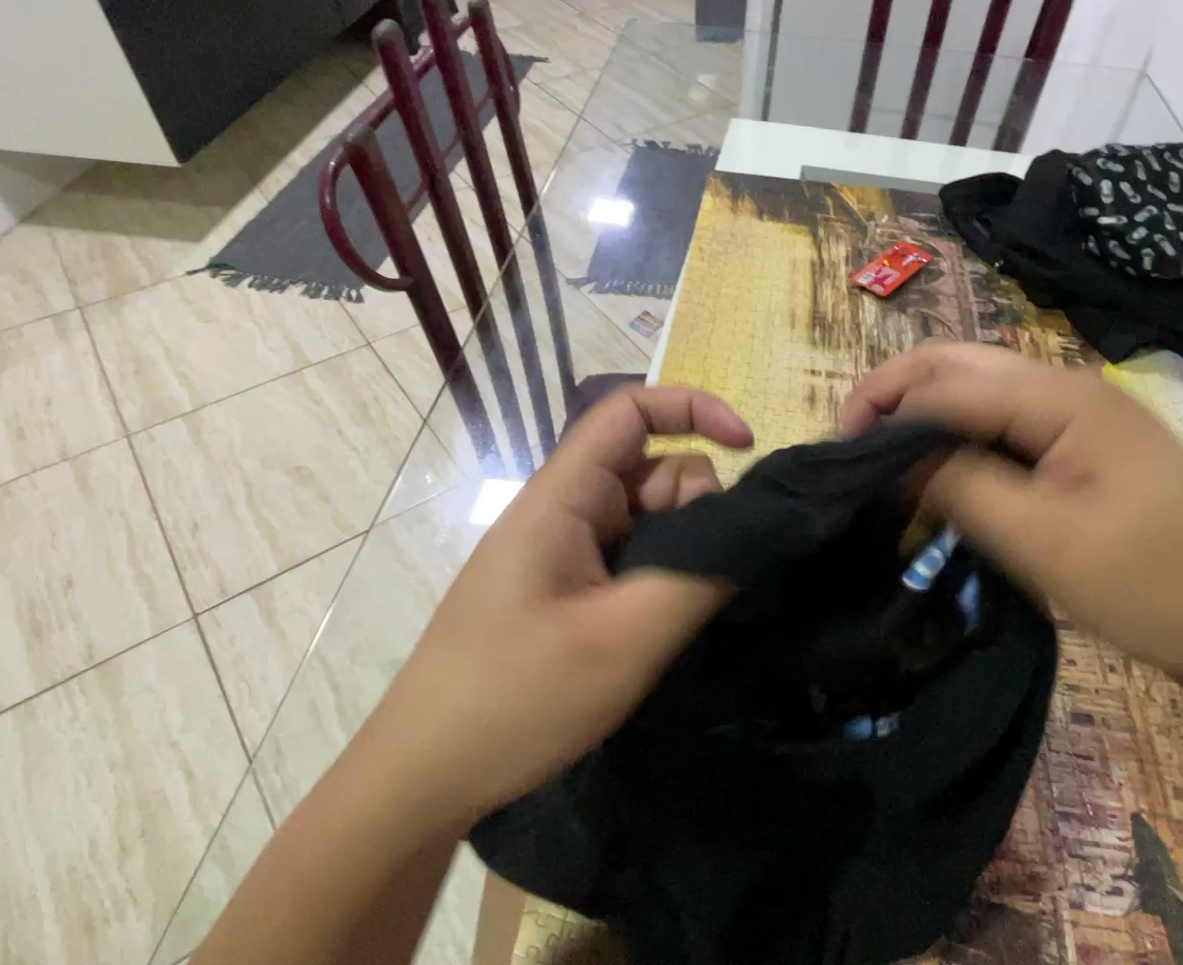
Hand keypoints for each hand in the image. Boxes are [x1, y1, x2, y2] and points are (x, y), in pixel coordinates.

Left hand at [362, 385, 752, 827]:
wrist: (425, 775)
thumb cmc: (517, 697)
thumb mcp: (624, 639)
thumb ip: (700, 574)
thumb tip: (757, 527)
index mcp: (561, 497)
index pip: (629, 411)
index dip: (693, 407)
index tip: (750, 445)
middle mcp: (560, 512)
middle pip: (649, 471)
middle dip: (695, 507)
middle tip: (701, 583)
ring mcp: (559, 555)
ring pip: (645, 522)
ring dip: (679, 553)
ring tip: (677, 621)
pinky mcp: (560, 593)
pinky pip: (626, 561)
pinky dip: (658, 580)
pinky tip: (662, 630)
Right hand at [839, 341, 1182, 689]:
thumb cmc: (1153, 588)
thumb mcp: (1042, 542)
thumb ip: (959, 487)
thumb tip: (889, 456)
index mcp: (1065, 398)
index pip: (948, 380)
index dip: (885, 408)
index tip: (840, 458)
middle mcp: (1070, 387)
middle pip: (961, 364)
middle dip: (896, 395)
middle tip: (853, 448)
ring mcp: (1081, 413)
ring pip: (979, 390)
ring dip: (925, 414)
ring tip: (885, 462)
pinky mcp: (1084, 445)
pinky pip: (1004, 422)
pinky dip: (958, 438)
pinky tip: (939, 474)